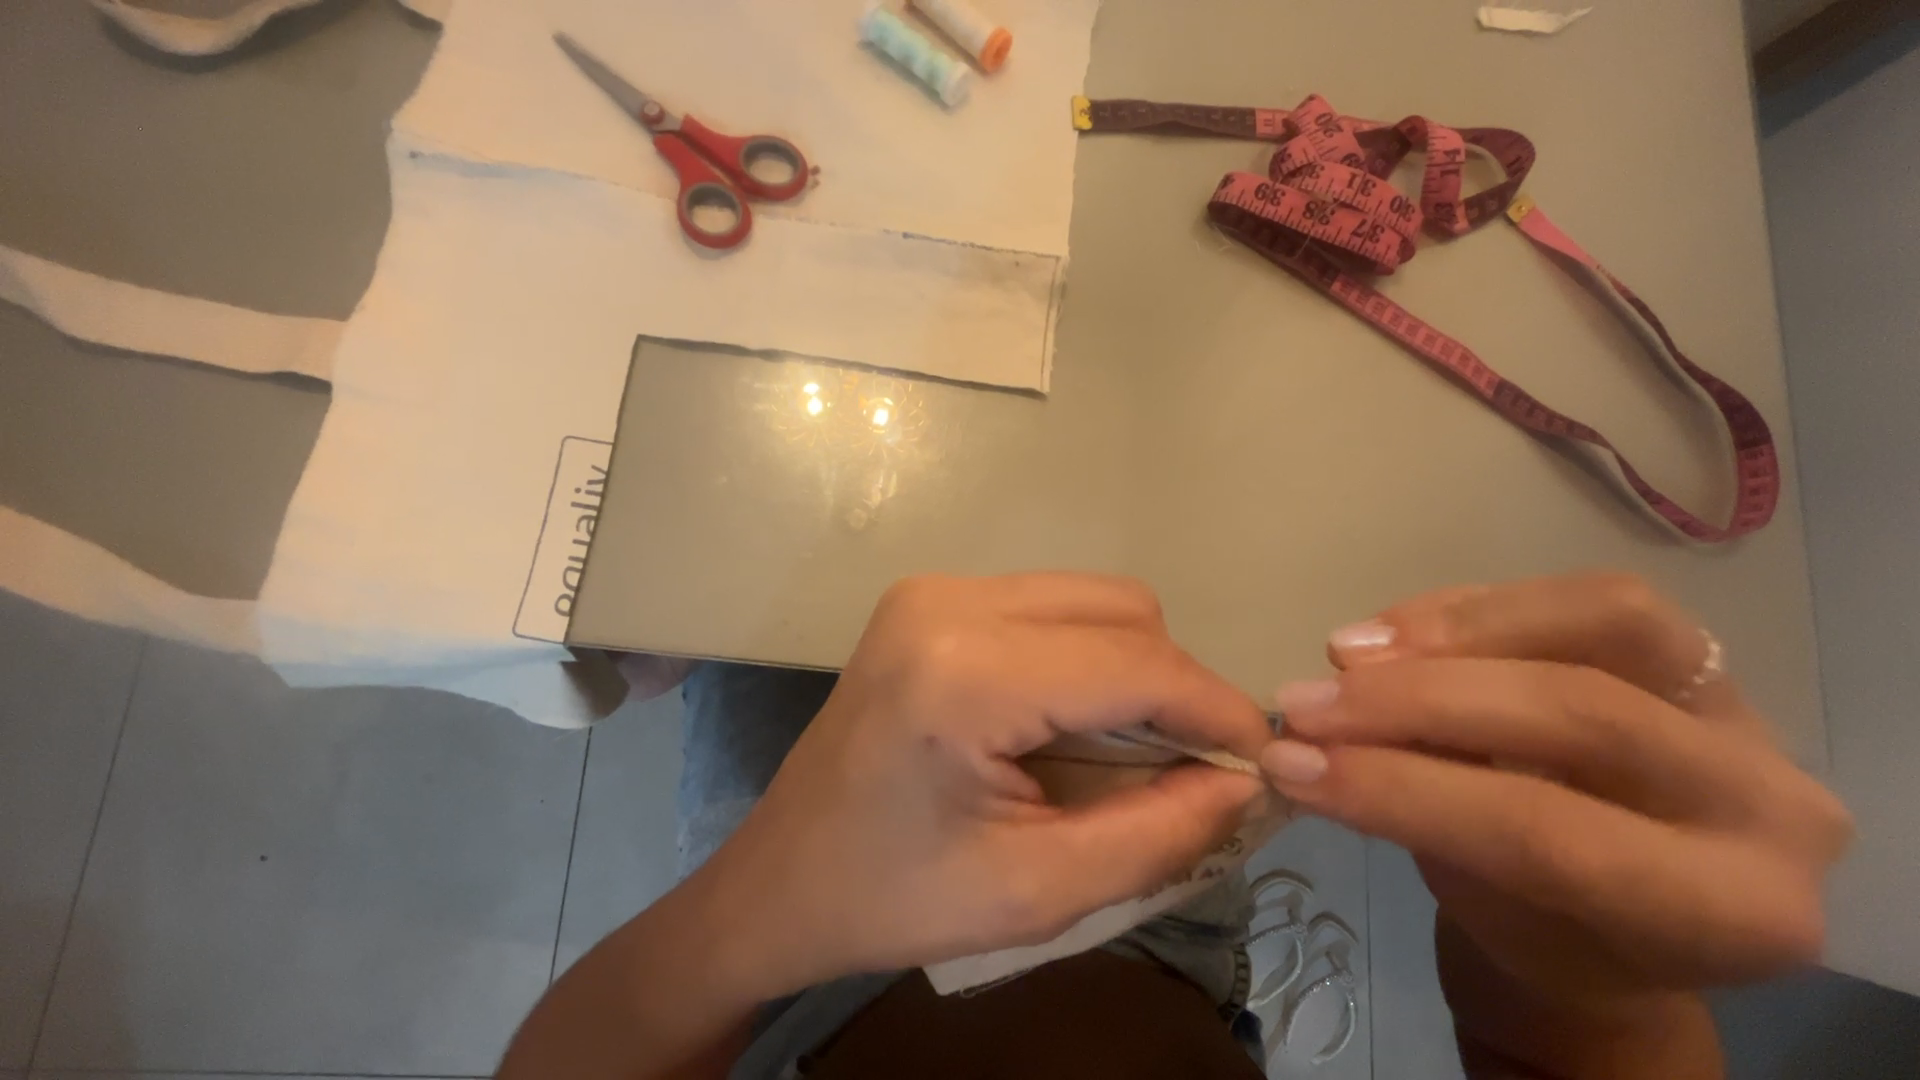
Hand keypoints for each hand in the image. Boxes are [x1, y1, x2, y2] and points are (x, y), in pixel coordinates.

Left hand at [694, 573, 1271, 997]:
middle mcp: (948, 602)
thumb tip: (1243, 779)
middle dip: (1172, 687)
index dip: (1214, 709)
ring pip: (1089, 600)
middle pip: (1121, 611)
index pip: (1136, 665)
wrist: (781, 879)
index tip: (1260, 760)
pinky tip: (1069, 721)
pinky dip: (1084, 656)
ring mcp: (932, 590)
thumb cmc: (896, 898)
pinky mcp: (927, 599)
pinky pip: (1047, 607)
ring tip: (1126, 752)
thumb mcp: (1039, 891)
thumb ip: (1158, 832)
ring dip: (1131, 668)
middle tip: (1185, 769)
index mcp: (966, 671)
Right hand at [1258, 573, 1851, 1006]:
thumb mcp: (1479, 905)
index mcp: (1728, 912)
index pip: (1545, 831)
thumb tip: (1304, 748)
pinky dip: (1469, 607)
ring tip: (1346, 650)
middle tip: (1306, 703)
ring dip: (1452, 628)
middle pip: (1576, 711)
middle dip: (1413, 699)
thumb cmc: (1538, 926)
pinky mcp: (1702, 658)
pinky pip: (1587, 600)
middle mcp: (1770, 807)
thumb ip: (1412, 820)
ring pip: (1606, 620)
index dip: (1401, 787)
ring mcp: (1745, 715)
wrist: (1614, 911)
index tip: (1288, 763)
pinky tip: (1388, 633)